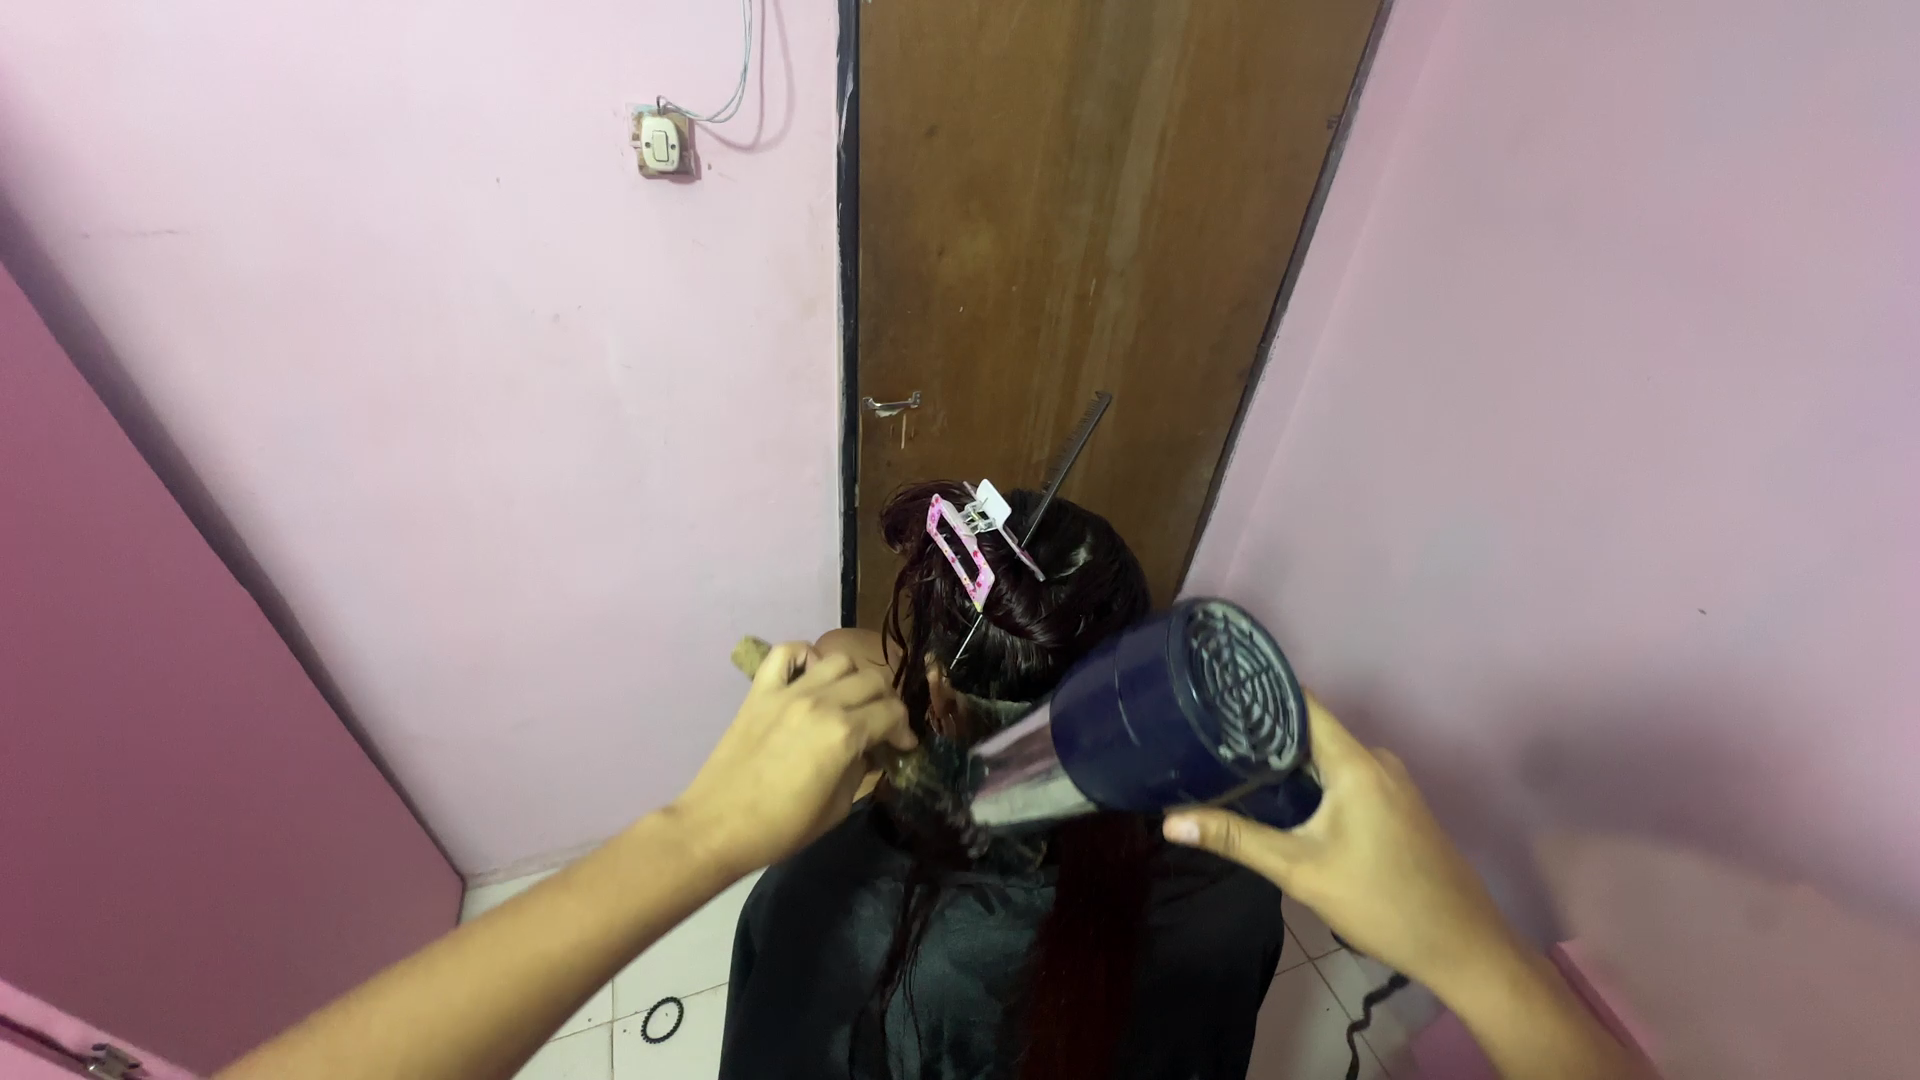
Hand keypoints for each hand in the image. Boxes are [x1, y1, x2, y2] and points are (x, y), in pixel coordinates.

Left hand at [671, 643, 915, 875]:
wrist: (716, 828)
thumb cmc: (781, 828)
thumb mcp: (837, 808)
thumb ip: (861, 771)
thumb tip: (870, 753)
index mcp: (844, 734)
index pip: (892, 713)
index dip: (904, 729)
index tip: (903, 745)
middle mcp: (821, 702)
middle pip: (872, 681)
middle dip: (887, 702)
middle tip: (881, 725)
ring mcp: (788, 692)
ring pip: (838, 660)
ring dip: (854, 678)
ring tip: (849, 700)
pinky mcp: (760, 691)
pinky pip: (786, 652)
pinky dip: (804, 655)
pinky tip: (810, 675)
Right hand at [1163, 697, 1518, 996]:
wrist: (1467, 951)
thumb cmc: (1383, 903)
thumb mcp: (1300, 871)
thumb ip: (1235, 839)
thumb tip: (1170, 821)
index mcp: (1356, 762)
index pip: (1301, 703)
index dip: (1258, 694)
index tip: (1215, 692)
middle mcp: (1375, 760)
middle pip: (1310, 728)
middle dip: (1261, 731)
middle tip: (1208, 734)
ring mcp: (1390, 782)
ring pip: (1326, 755)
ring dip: (1286, 759)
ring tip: (1232, 762)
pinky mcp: (1396, 804)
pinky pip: (1343, 774)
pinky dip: (1310, 778)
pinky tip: (1280, 797)